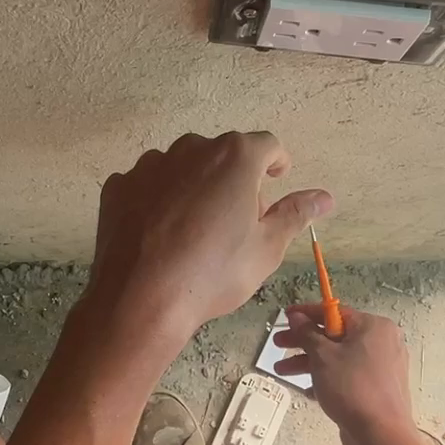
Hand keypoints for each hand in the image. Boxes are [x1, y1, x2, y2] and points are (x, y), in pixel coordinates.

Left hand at [87, 132, 332, 345]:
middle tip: (234, 219)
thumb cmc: (212, 274)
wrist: (140, 299)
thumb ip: (295, 214)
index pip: (267, 146)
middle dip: (232, 178)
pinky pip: (147, 186)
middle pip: (220, 155)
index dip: (275, 162)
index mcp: (235, 157)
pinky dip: (157, 201)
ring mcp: (149, 166)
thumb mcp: (266, 248)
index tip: (276, 178)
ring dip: (192, 187)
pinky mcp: (119, 187)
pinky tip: (159, 234)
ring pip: (181, 168)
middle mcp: (190, 149)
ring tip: (194, 229)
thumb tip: (324, 197)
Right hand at [275, 304, 413, 439]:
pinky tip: (305, 388)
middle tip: (279, 344)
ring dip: (310, 362)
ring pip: (339, 358)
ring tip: (282, 370)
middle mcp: (382, 342)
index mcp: (374, 327)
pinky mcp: (378, 388)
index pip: (335, 312)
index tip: (286, 315)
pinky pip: (347, 375)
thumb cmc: (353, 388)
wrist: (380, 435)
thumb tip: (297, 318)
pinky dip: (327, 378)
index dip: (306, 314)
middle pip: (335, 336)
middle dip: (303, 341)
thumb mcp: (322, 356)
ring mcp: (382, 366)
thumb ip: (307, 334)